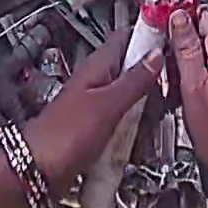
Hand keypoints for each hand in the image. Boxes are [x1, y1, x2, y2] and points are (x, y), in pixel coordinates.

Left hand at [22, 28, 163, 184]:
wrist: (37, 172)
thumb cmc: (64, 135)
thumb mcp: (108, 105)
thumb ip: (134, 80)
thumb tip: (156, 54)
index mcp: (98, 64)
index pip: (128, 36)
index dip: (150, 36)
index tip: (171, 43)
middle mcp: (97, 79)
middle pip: (133, 67)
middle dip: (152, 79)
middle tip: (167, 91)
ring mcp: (97, 102)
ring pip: (130, 95)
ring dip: (144, 107)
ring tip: (153, 119)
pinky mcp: (96, 126)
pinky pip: (123, 119)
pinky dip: (133, 126)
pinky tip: (138, 139)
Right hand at [171, 5, 207, 187]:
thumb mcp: (195, 87)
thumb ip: (186, 49)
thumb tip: (178, 18)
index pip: (203, 12)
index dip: (180, 10)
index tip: (160, 14)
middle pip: (200, 25)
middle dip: (177, 28)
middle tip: (157, 37)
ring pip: (198, 42)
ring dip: (180, 46)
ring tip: (164, 59)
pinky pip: (200, 59)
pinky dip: (185, 62)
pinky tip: (175, 75)